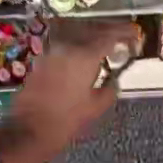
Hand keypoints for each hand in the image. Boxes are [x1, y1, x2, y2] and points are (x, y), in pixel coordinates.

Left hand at [0, 18, 136, 162]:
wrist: (28, 132)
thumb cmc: (65, 122)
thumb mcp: (95, 109)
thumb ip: (109, 89)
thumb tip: (113, 80)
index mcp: (84, 57)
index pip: (109, 36)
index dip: (124, 33)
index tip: (134, 34)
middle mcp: (66, 48)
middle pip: (91, 30)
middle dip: (108, 32)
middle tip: (122, 36)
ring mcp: (50, 53)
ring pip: (75, 37)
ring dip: (91, 38)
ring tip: (104, 46)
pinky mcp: (40, 62)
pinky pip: (64, 48)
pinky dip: (76, 48)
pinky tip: (83, 59)